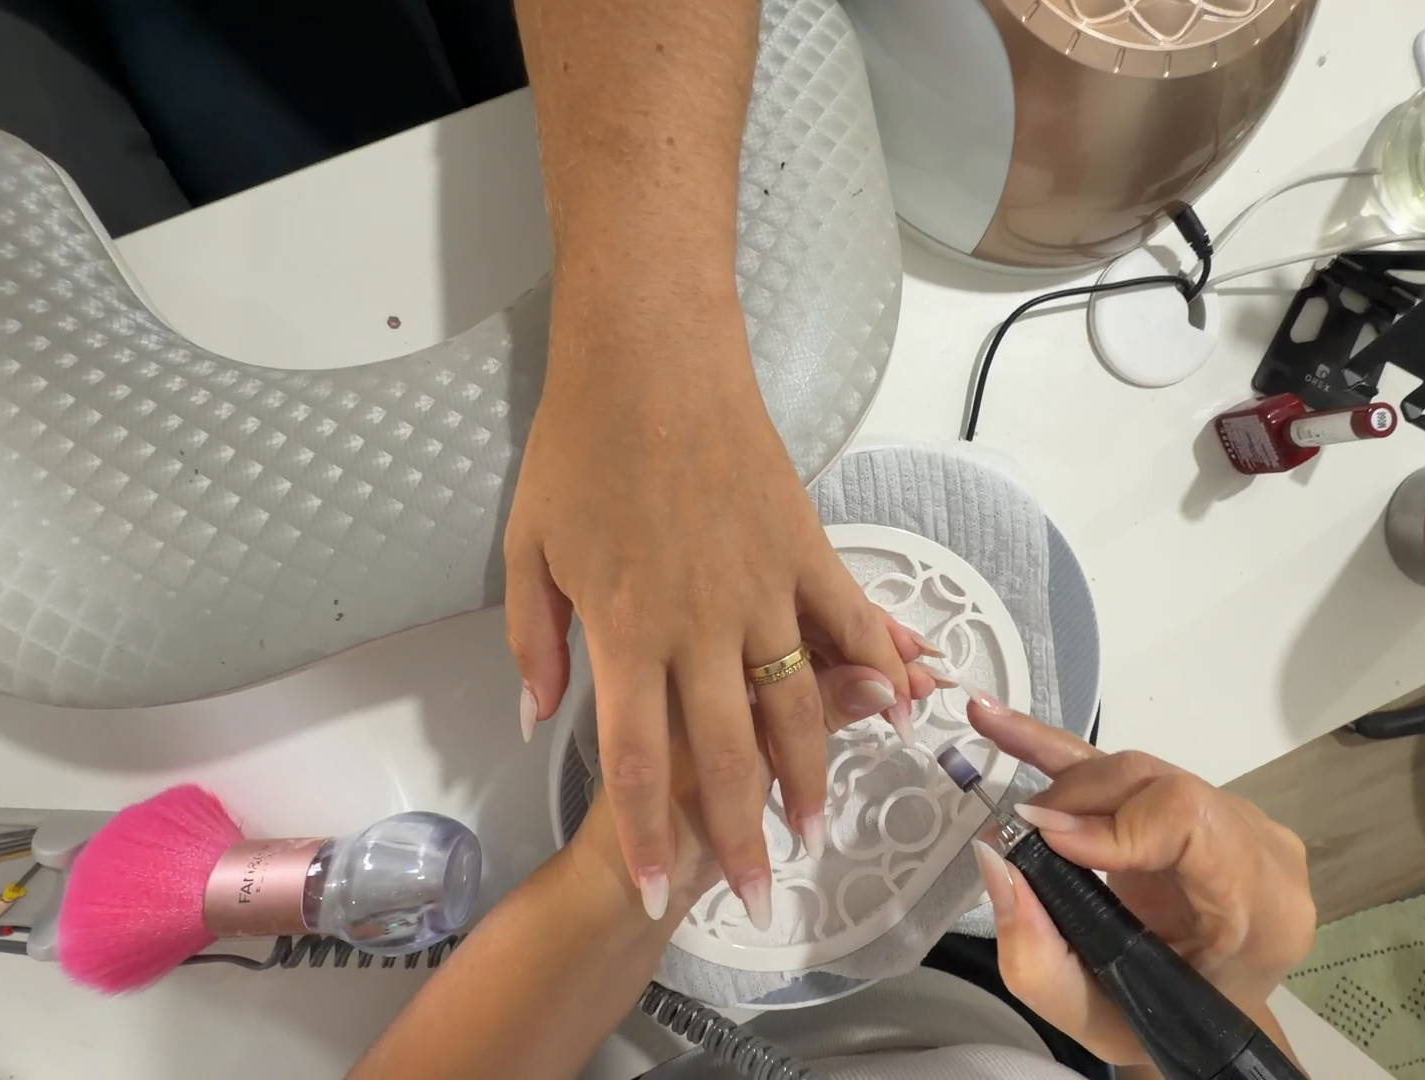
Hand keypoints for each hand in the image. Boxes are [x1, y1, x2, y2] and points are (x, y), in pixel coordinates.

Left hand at [505, 281, 913, 930]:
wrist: (650, 360)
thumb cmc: (580, 447)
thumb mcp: (527, 545)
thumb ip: (536, 641)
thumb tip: (543, 716)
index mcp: (625, 631)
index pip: (637, 761)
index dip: (647, 836)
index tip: (657, 892)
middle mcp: (700, 628)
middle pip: (724, 755)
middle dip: (737, 834)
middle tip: (752, 890)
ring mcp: (763, 589)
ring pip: (795, 705)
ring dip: (807, 774)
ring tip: (813, 826)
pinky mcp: (805, 548)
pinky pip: (848, 620)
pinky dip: (875, 668)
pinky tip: (896, 706)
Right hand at [966, 696, 1314, 1066]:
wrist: (1204, 1016)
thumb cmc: (1163, 1026)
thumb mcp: (1096, 1021)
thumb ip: (1039, 957)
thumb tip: (995, 859)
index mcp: (1262, 906)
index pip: (1188, 819)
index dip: (1110, 822)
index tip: (1043, 838)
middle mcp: (1255, 845)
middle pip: (1150, 781)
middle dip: (1069, 798)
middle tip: (1012, 830)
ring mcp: (1224, 812)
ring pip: (1127, 766)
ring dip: (1055, 770)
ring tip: (987, 736)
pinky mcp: (1181, 796)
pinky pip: (1113, 760)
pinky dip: (1052, 742)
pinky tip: (999, 717)